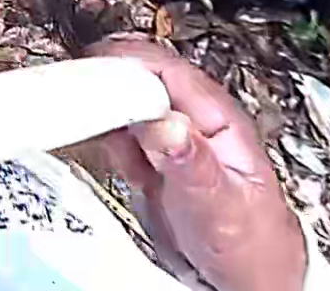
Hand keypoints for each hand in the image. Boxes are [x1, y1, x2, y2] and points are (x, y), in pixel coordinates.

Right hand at [86, 35, 307, 290]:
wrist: (252, 288)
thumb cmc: (254, 252)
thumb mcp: (219, 206)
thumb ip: (189, 162)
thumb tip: (162, 120)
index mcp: (216, 116)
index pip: (164, 68)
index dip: (125, 61)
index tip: (91, 68)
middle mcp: (192, 118)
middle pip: (141, 76)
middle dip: (107, 74)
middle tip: (75, 81)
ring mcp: (172, 137)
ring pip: (128, 100)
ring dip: (103, 101)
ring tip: (79, 107)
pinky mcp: (155, 159)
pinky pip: (122, 131)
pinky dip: (105, 129)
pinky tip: (99, 137)